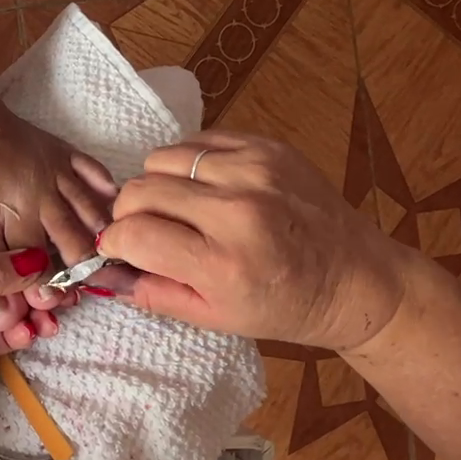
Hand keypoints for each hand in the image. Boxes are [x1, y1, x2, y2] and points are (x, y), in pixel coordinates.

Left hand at [0, 73, 115, 333]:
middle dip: (83, 270)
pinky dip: (106, 190)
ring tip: (112, 259)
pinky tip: (114, 204)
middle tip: (87, 290)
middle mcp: (48, 194)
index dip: (46, 291)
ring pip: (92, 210)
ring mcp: (57, 169)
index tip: (48, 308)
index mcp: (20, 214)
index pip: (42, 266)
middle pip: (76, 241)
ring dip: (103, 236)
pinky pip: (93, 170)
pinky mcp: (58, 149)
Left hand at [0, 215, 55, 415]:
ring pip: (11, 300)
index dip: (13, 233)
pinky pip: (7, 332)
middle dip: (32, 278)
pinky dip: (23, 332)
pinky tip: (32, 335)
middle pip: (3, 267)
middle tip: (57, 290)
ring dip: (33, 308)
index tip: (48, 243)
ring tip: (49, 318)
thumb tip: (39, 257)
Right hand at [95, 131, 431, 351]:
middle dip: (128, 214)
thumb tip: (100, 271)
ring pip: (159, 160)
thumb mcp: (214, 317)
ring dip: (156, 184)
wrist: (360, 279)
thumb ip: (150, 293)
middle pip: (139, 191)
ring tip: (179, 207)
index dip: (114, 242)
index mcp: (224, 263)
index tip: (117, 249)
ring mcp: (253, 171)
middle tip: (144, 229)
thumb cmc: (284, 306)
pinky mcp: (265, 147)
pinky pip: (194, 142)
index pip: (133, 234)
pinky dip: (186, 164)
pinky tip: (204, 187)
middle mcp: (237, 212)